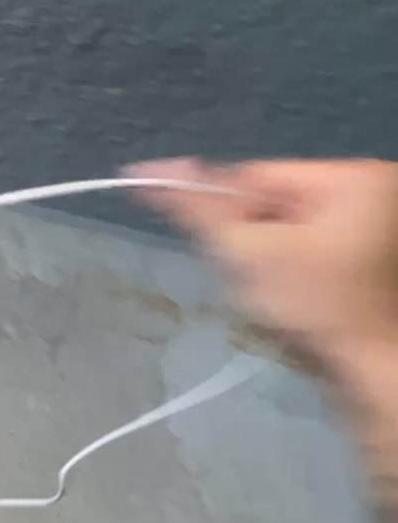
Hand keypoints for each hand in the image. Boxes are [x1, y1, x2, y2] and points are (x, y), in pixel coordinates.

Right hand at [126, 158, 397, 367]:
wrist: (372, 356)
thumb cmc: (312, 301)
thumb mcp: (243, 249)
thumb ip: (195, 206)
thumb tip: (147, 167)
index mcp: (353, 177)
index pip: (251, 178)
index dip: (224, 212)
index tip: (225, 246)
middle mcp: (376, 185)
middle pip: (271, 197)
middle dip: (248, 230)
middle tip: (253, 266)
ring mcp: (380, 213)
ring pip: (285, 217)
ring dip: (266, 243)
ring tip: (275, 276)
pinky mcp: (375, 238)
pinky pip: (309, 231)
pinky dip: (290, 252)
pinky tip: (296, 278)